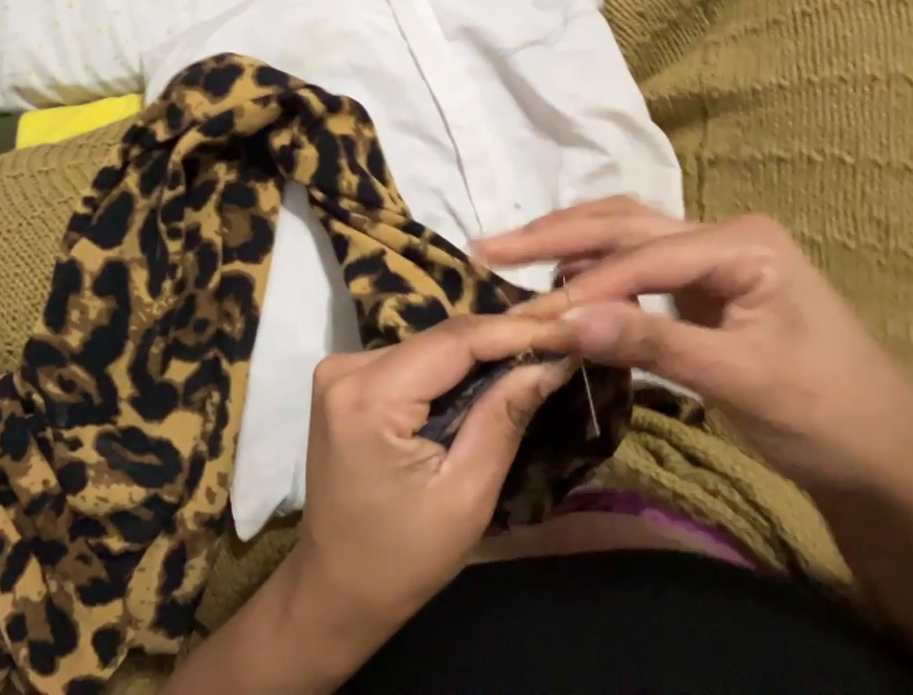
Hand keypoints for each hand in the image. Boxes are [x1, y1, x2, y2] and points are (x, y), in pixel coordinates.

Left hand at [292, 315, 578, 629]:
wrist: (339, 585)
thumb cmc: (404, 556)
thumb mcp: (466, 494)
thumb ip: (503, 419)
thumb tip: (550, 360)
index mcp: (367, 396)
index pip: (454, 339)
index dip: (518, 330)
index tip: (573, 328)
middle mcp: (345, 368)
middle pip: (442, 339)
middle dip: (507, 337)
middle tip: (569, 332)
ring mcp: (341, 372)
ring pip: (430, 347)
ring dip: (484, 352)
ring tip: (544, 347)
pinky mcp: (347, 384)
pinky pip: (414, 363)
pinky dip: (455, 369)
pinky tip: (497, 371)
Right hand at [476, 198, 912, 493]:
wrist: (883, 458)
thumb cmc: (827, 414)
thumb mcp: (740, 379)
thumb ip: (650, 343)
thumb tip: (563, 322)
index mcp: (743, 244)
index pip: (641, 257)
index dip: (583, 286)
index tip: (527, 314)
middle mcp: (723, 235)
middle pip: (622, 224)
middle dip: (553, 235)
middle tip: (487, 248)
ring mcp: (711, 259)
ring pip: (623, 236)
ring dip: (566, 246)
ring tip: (507, 257)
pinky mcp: (700, 288)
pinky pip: (633, 268)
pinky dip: (590, 273)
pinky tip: (558, 284)